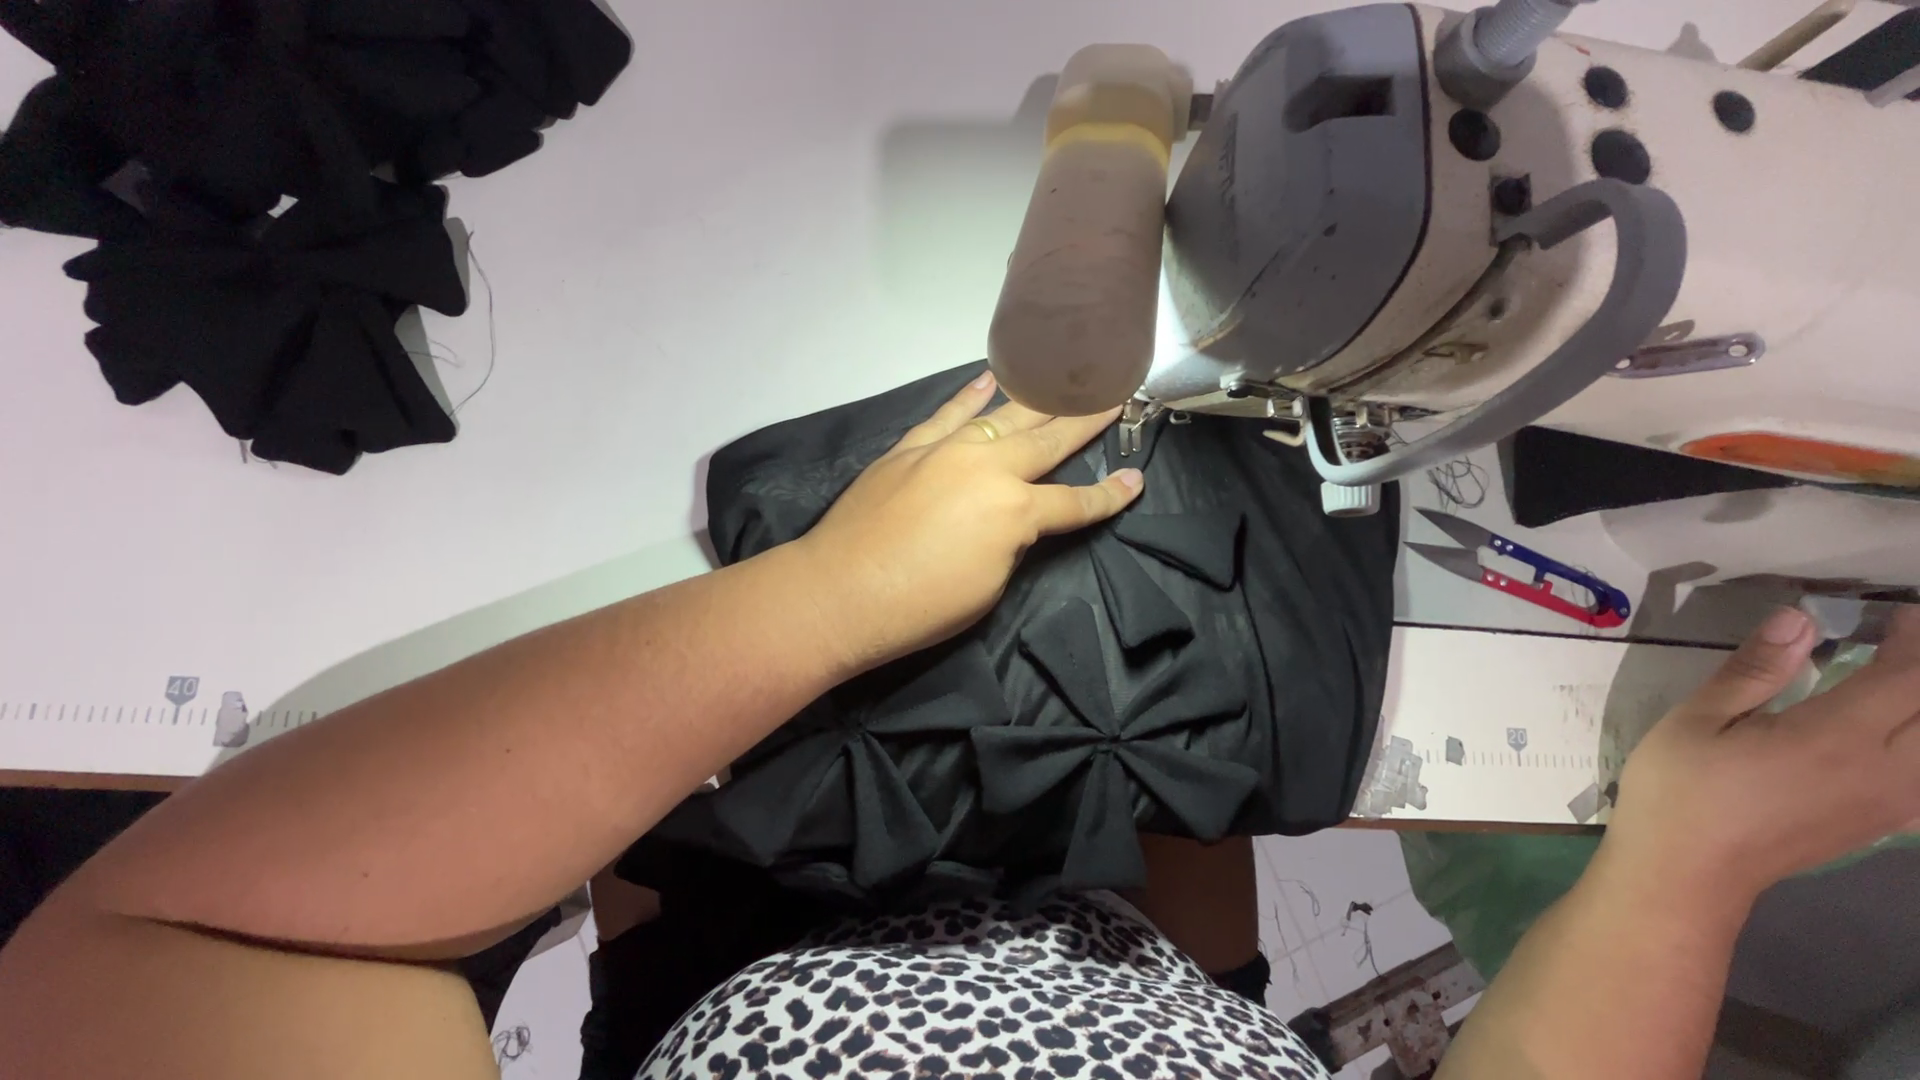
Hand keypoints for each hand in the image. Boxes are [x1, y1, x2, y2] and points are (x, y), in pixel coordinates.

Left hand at [788, 371, 1143, 673]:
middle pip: (1049, 440)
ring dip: (1039, 398)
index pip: (1076, 502)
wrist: (840, 592)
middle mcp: (988, 468)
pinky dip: (970, 396)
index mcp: (1016, 511)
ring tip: (1067, 377)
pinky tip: (989, 380)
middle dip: (1087, 420)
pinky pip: (948, 414)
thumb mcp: (989, 586)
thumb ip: (1011, 544)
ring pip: (1003, 416)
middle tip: (1115, 396)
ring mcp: (946, 450)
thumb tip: (1013, 521)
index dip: (1110, 496)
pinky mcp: (910, 447)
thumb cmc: (921, 607)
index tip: (1136, 480)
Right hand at [1604, 606, 1919, 906]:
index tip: (1898, 614)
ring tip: (1897, 689)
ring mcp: (1893, 802)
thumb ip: (1752, 672)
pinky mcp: (1886, 822)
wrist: (1688, 868)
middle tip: (1900, 643)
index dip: (1914, 640)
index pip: (1907, 679)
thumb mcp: (1695, 721)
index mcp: (1834, 738)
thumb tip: (1799, 620)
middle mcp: (1884, 770)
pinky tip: (1900, 744)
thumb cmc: (1679, 788)